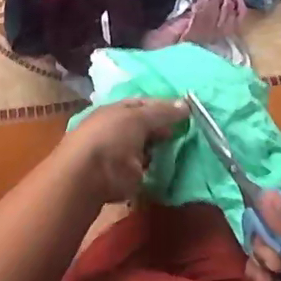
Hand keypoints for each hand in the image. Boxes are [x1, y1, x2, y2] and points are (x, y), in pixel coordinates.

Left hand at [61, 98, 187, 202]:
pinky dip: (162, 168)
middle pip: (148, 126)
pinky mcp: (129, 177)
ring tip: (189, 146)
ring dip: (165, 148)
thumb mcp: (138, 118)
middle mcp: (119, 131)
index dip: (164, 106)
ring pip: (150, 148)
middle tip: (191, 129)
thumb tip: (186, 105)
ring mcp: (123, 155)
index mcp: (117, 111)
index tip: (188, 110)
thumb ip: (162, 112)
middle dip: (167, 128)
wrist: (89, 176)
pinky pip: (150, 168)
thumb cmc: (110, 137)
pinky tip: (178, 165)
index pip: (144, 104)